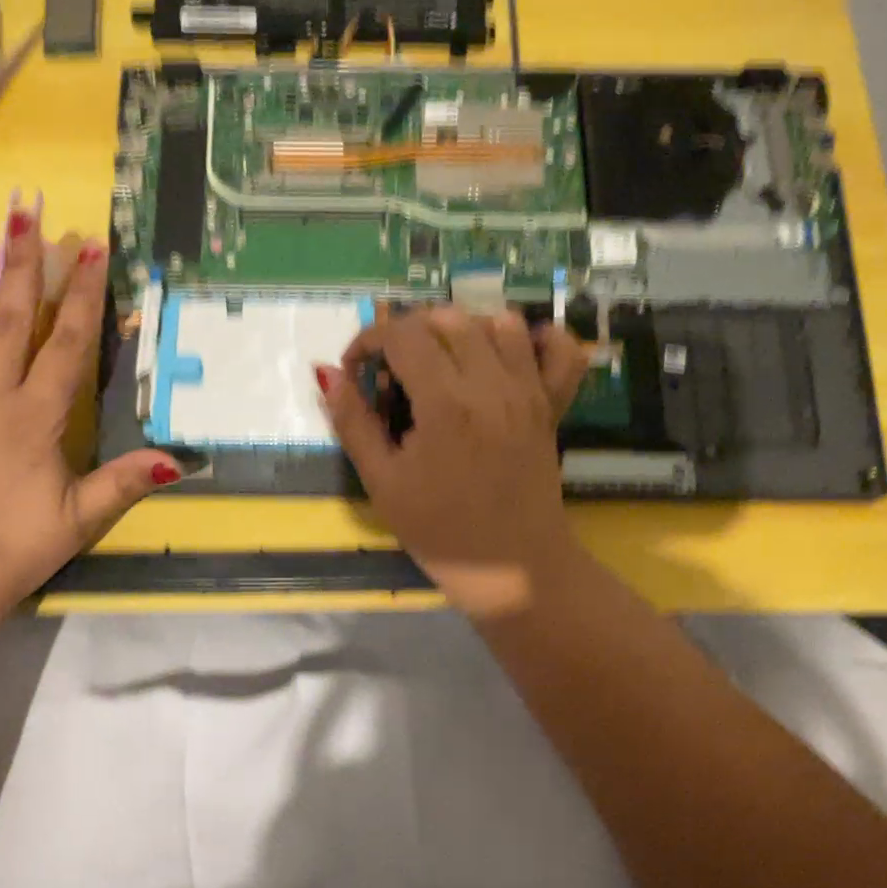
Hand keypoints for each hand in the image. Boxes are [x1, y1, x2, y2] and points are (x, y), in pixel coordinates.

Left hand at [0, 206, 182, 628]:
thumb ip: (124, 482)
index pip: (66, 346)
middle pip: (11, 321)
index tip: (92, 248)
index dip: (83, 296)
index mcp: (33, 420)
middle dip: (24, 266)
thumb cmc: (10, 553)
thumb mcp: (78, 522)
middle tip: (28, 212)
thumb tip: (181, 459)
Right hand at [319, 307, 590, 617]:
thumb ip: (353, 423)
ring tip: (442, 361)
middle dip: (410, 331)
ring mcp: (528, 391)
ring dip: (463, 329)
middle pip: (447, 318)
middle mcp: (491, 384)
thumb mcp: (382, 483)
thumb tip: (327, 375)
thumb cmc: (440, 532)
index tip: (356, 368)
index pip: (403, 334)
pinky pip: (559, 349)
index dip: (369, 340)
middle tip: (392, 369)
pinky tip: (509, 354)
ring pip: (498, 322)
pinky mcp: (552, 404)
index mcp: (445, 404)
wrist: (512, 569)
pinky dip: (536, 338)